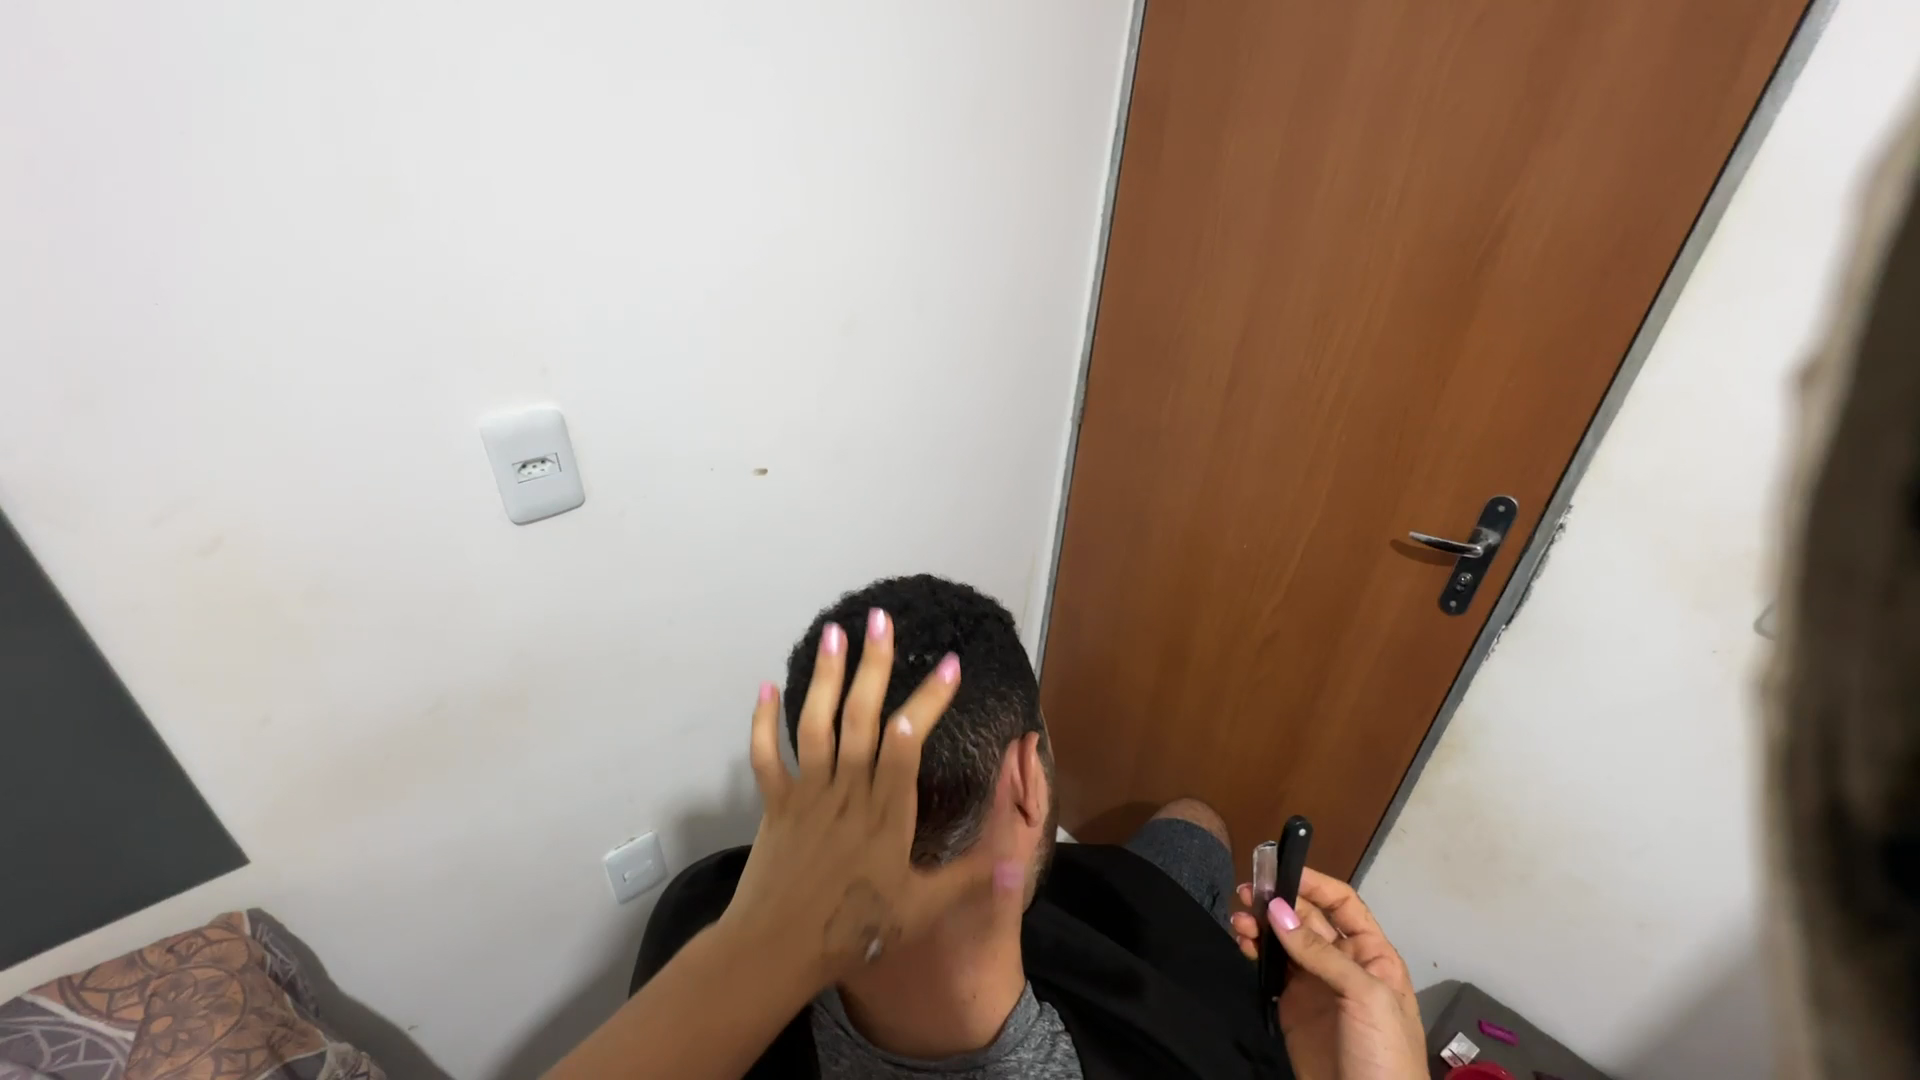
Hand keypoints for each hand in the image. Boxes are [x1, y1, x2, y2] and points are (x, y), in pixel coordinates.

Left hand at [720, 610, 998, 987]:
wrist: (776, 951)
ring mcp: (807, 793)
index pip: (907, 743)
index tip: (948, 664)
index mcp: (886, 813)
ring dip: (825, 677)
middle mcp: (847, 791)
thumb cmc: (854, 931)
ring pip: (817, 725)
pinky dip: (763, 722)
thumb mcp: (921, 910)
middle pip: (861, 719)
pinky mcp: (775, 803)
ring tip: (833, 633)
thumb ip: (969, 880)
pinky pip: (766, 756)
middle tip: (879, 619)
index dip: (927, 701)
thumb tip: (1020, 862)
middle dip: (873, 665)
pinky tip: (766, 687)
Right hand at [1229, 869, 1426, 1079]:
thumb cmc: (1385, 1056)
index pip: (1342, 904)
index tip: (1278, 870)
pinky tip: (1243, 942)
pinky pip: (1270, 966)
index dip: (1313, 883)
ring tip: (1239, 921)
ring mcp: (1315, 984)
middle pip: (1306, 917)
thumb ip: (1319, 953)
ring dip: (1261, 924)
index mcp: (1373, 955)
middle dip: (1277, 901)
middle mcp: (1343, 963)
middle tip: (1246, 893)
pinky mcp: (1291, 1005)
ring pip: (1284, 939)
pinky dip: (1255, 949)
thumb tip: (1276, 910)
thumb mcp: (1365, 998)